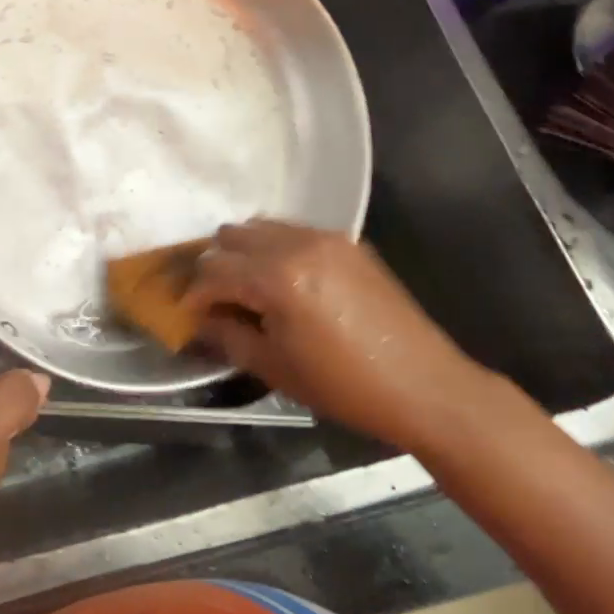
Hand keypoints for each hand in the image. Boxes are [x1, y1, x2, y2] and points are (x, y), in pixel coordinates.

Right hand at [184, 219, 496, 452]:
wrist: (426, 387)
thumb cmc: (344, 386)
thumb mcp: (274, 367)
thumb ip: (227, 335)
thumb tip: (200, 320)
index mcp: (277, 277)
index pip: (212, 271)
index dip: (193, 295)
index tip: (188, 315)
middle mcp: (297, 244)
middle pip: (231, 236)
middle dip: (215, 266)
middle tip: (216, 299)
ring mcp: (326, 238)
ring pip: (260, 226)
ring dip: (244, 252)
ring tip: (247, 287)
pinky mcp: (348, 243)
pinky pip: (293, 231)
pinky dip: (274, 248)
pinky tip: (282, 282)